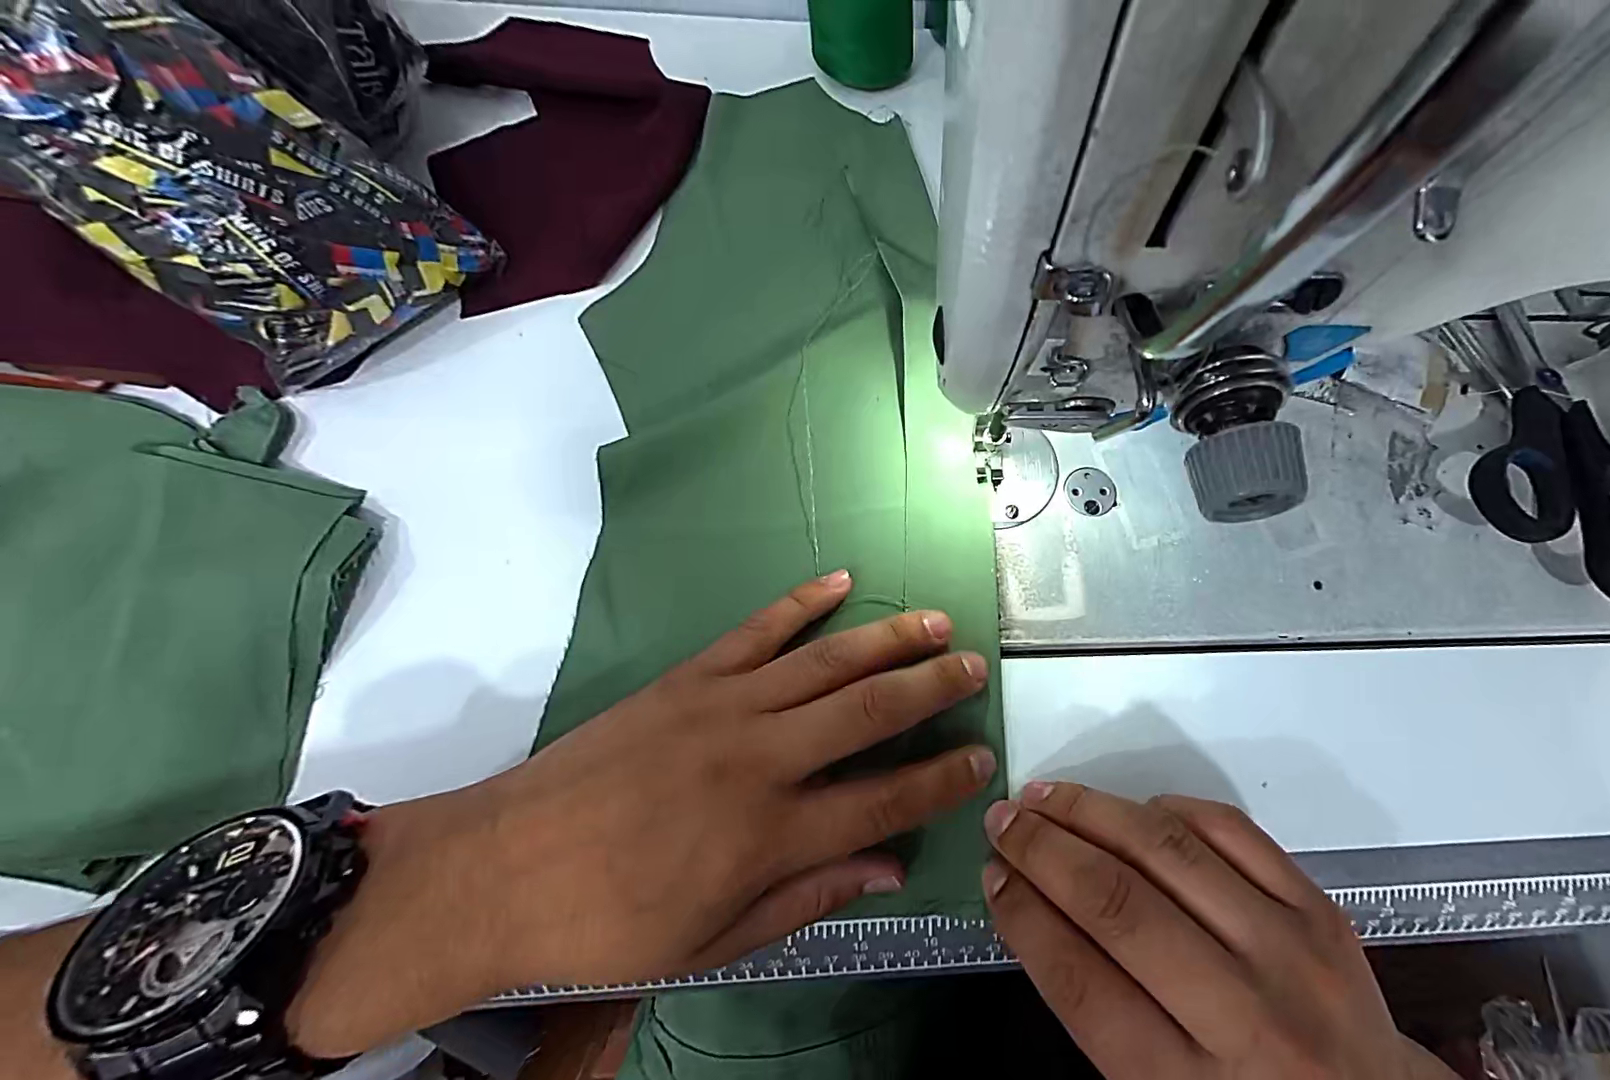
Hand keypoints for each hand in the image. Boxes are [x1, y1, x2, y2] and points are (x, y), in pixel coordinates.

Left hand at [286, 571, 992, 1055]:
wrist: (497, 870)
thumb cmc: (611, 922)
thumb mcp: (714, 941)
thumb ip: (809, 897)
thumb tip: (891, 868)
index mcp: (770, 834)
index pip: (884, 800)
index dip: (942, 779)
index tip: (982, 758)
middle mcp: (760, 759)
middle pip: (868, 712)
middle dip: (931, 686)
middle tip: (974, 666)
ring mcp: (724, 707)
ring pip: (825, 661)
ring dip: (887, 638)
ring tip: (934, 621)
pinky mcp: (688, 678)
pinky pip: (758, 630)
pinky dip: (802, 602)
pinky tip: (841, 579)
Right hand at [982, 784, 1452, 1079]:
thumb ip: (1100, 1014)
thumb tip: (1035, 908)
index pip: (1083, 982)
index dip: (1025, 918)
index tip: (993, 875)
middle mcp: (1245, 1016)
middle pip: (1119, 906)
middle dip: (1044, 851)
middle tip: (1001, 821)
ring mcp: (1290, 951)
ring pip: (1169, 853)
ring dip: (1093, 814)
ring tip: (1045, 796)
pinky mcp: (1320, 908)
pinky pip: (1231, 832)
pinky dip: (1170, 809)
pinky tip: (1130, 808)